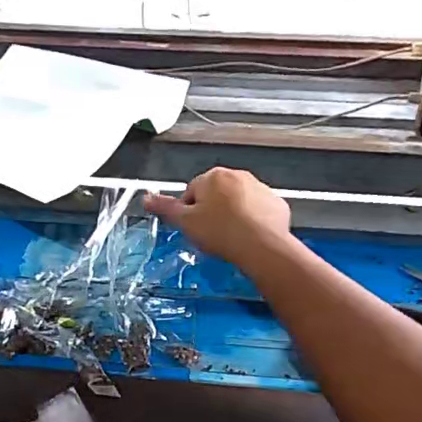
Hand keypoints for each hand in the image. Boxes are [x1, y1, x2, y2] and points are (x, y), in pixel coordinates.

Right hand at [142, 168, 292, 266]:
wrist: (262, 246)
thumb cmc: (221, 232)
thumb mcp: (185, 222)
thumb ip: (164, 207)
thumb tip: (146, 198)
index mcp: (212, 177)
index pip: (191, 191)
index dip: (189, 212)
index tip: (193, 227)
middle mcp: (237, 176)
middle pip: (215, 194)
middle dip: (211, 211)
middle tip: (209, 234)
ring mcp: (259, 188)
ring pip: (237, 201)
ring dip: (231, 215)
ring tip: (229, 237)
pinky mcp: (275, 203)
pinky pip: (258, 210)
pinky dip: (252, 221)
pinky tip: (248, 237)